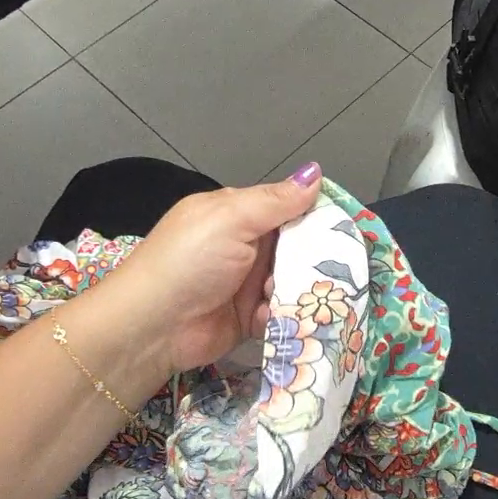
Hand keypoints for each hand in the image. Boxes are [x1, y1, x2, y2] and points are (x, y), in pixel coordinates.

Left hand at [101, 163, 322, 373]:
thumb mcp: (231, 219)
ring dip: (296, 288)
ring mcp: (247, 283)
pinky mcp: (249, 318)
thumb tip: (315, 172)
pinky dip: (282, 315)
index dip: (315, 216)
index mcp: (237, 213)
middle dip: (312, 258)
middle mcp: (245, 245)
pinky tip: (273, 316)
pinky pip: (281, 312)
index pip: (287, 207)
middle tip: (328, 268)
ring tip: (294, 293)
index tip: (345, 229)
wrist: (152, 326)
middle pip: (296, 247)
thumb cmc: (189, 261)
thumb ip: (276, 200)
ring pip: (293, 281)